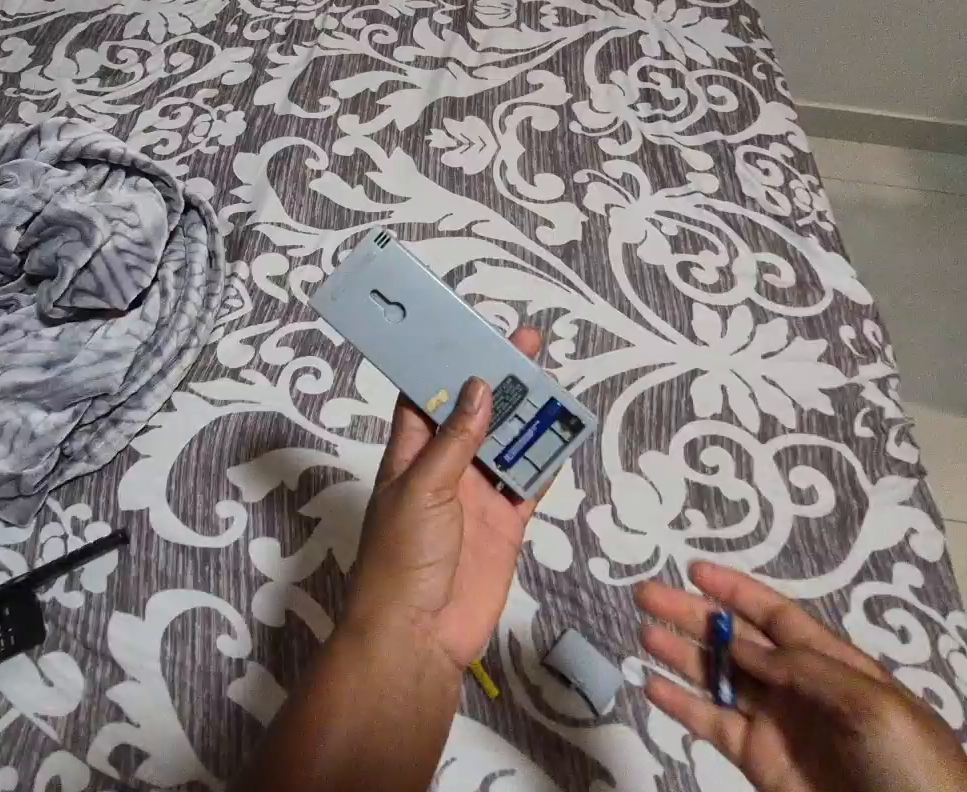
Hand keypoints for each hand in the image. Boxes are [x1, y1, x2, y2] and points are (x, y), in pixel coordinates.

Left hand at [341, 327, 544, 671]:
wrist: (420, 635)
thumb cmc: (403, 555)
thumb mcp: (422, 488)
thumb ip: (456, 441)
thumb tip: (478, 387)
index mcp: (411, 453)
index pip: (425, 396)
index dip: (445, 364)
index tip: (469, 331)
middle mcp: (445, 467)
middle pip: (475, 412)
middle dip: (497, 379)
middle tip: (526, 342)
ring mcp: (477, 494)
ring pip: (507, 442)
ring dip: (527, 414)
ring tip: (551, 376)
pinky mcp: (505, 522)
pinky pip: (530, 482)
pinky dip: (546, 459)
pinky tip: (564, 431)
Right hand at [638, 562, 966, 791]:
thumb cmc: (912, 770)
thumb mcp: (874, 706)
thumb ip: (803, 668)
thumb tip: (741, 645)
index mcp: (833, 666)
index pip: (776, 616)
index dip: (736, 590)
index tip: (694, 569)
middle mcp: (798, 688)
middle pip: (736, 640)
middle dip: (691, 614)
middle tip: (646, 594)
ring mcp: (776, 726)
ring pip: (716, 678)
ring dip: (679, 653)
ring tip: (643, 631)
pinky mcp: (759, 763)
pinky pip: (711, 725)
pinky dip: (679, 705)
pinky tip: (651, 685)